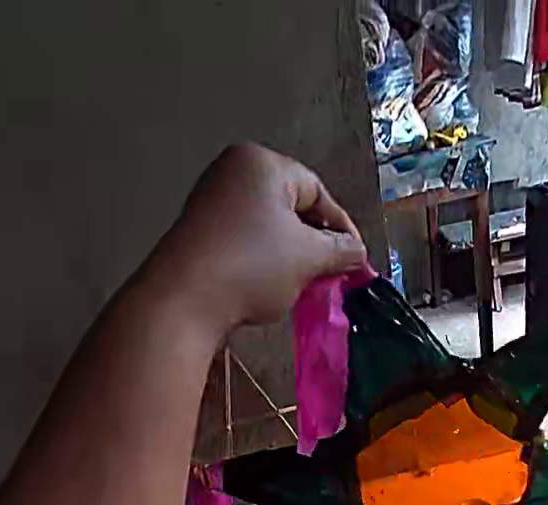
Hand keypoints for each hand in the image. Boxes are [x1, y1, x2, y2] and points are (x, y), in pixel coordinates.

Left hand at [140, 143, 368, 335]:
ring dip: (298, 253)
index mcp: (263, 165)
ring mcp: (216, 198)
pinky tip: (280, 282)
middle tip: (336, 272)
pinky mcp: (206, 228)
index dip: (343, 228)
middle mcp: (235, 171)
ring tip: (310, 281)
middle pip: (296, 207)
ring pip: (275, 225)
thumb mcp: (311, 257)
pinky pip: (253, 238)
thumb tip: (357, 253)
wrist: (189, 297)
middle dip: (320, 242)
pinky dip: (273, 258)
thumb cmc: (254, 265)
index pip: (319, 192)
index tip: (357, 260)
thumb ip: (342, 251)